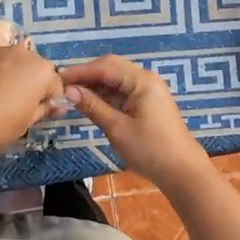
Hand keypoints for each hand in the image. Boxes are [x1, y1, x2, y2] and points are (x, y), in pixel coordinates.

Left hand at [0, 30, 63, 152]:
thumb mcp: (27, 124)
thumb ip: (45, 109)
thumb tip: (56, 105)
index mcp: (44, 73)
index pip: (55, 85)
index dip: (48, 99)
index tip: (37, 110)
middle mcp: (27, 53)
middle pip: (35, 67)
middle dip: (30, 80)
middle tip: (14, 98)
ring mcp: (2, 46)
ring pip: (15, 53)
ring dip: (13, 64)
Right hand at [61, 55, 209, 188]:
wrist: (182, 171)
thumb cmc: (150, 150)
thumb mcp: (117, 129)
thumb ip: (93, 106)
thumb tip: (68, 92)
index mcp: (142, 81)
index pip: (105, 67)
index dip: (80, 72)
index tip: (57, 79)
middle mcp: (146, 79)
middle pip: (111, 68)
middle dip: (87, 76)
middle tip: (62, 87)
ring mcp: (148, 90)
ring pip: (116, 79)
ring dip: (95, 85)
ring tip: (71, 95)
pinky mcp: (148, 102)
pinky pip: (123, 91)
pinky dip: (106, 95)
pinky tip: (90, 102)